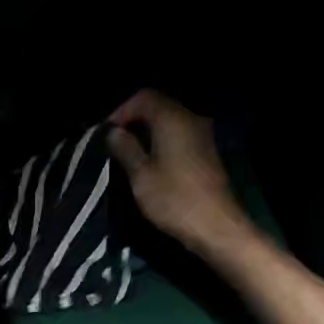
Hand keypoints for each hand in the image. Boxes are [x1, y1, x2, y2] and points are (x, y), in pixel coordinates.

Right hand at [106, 90, 257, 254]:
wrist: (216, 226)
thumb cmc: (175, 200)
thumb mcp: (141, 176)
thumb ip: (126, 149)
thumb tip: (114, 132)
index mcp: (172, 119)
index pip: (144, 97)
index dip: (122, 111)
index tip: (107, 133)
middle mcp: (191, 119)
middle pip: (159, 107)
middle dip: (134, 121)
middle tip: (115, 143)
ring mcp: (203, 136)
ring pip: (170, 124)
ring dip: (149, 134)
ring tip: (130, 154)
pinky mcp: (207, 154)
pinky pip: (180, 138)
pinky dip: (163, 144)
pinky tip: (152, 164)